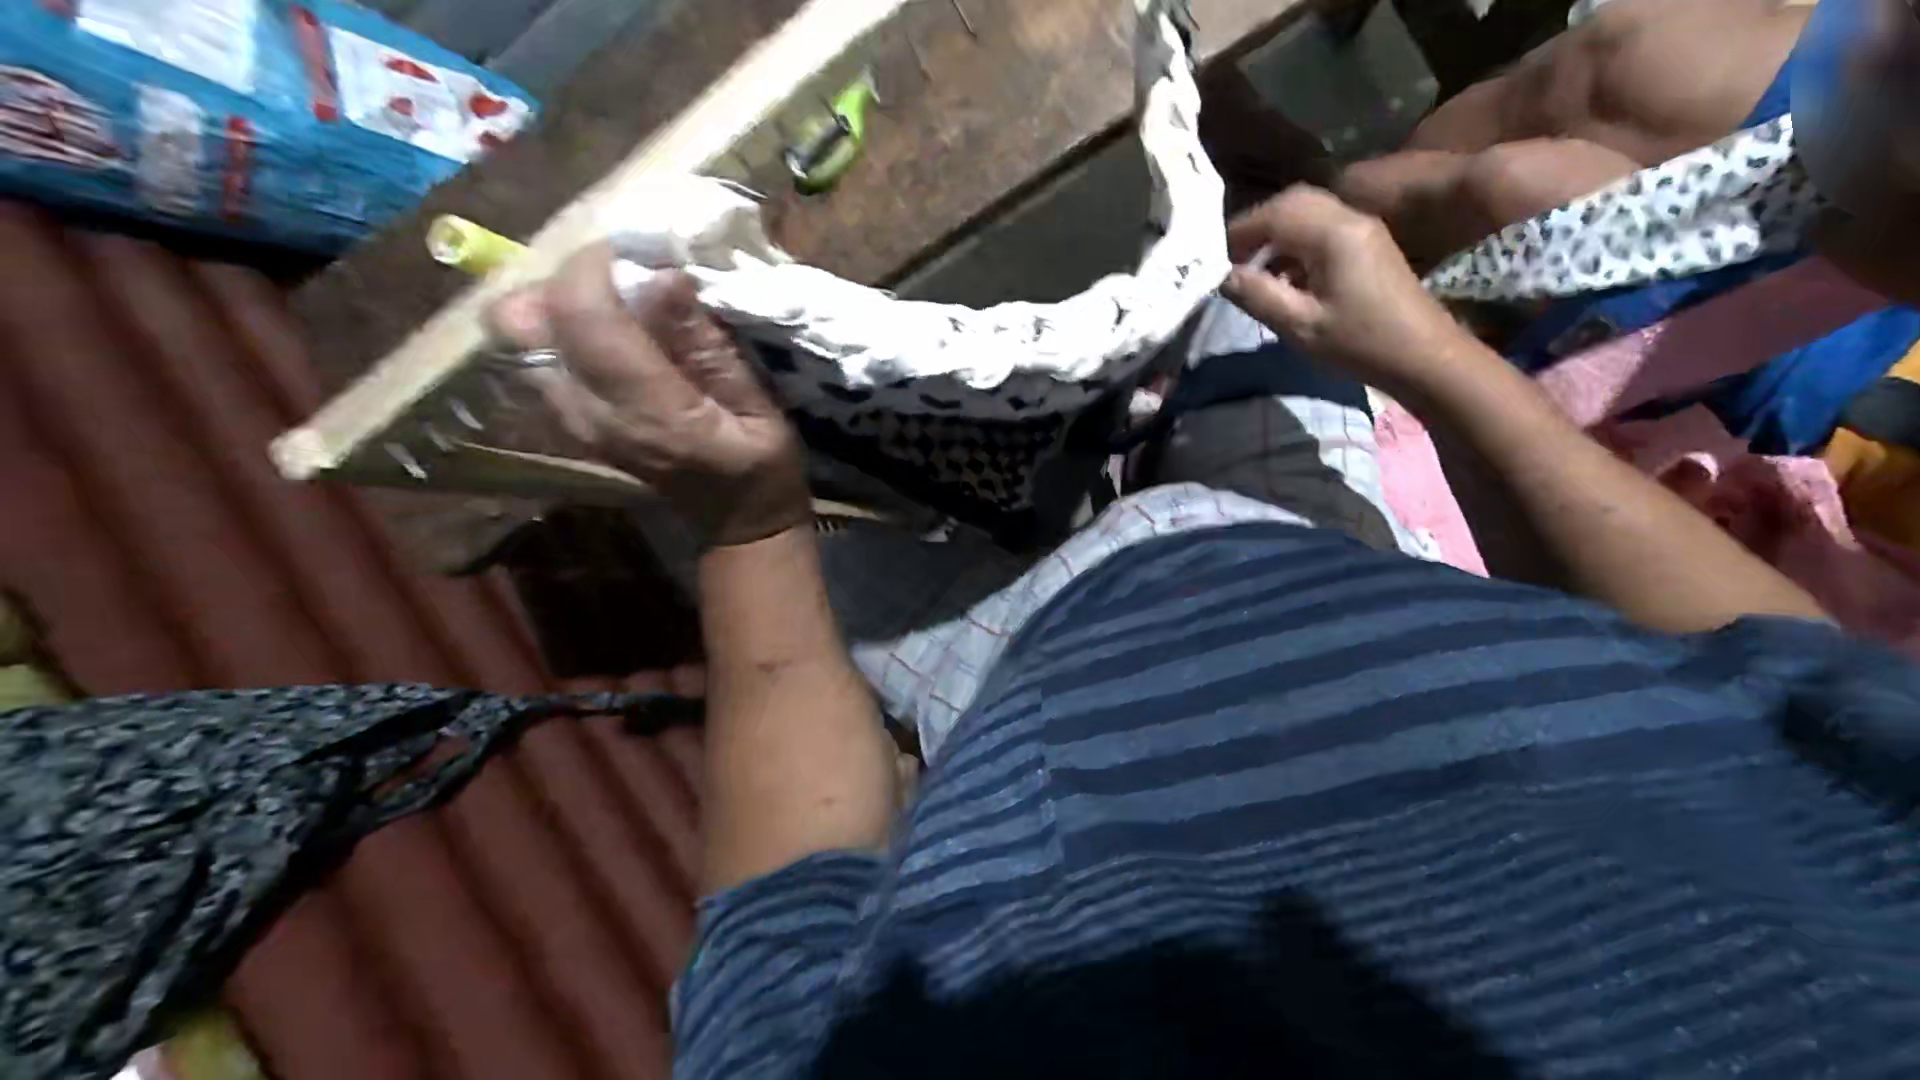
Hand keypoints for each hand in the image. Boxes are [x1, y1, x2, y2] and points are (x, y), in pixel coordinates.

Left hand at [489, 243, 810, 547]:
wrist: (741, 524)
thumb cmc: (763, 470)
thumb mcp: (760, 408)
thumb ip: (709, 346)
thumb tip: (664, 275)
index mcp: (650, 412)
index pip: (582, 314)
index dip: (596, 264)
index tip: (638, 250)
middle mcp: (593, 416)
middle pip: (530, 319)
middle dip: (573, 279)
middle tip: (629, 276)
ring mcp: (575, 423)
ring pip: (523, 336)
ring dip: (566, 301)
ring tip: (624, 303)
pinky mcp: (571, 423)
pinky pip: (539, 356)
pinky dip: (565, 328)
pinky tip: (614, 333)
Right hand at [1221, 185, 1476, 396]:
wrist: (1421, 355)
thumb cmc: (1358, 343)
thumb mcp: (1299, 325)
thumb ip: (1257, 295)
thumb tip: (1223, 275)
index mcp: (1334, 235)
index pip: (1276, 213)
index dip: (1239, 231)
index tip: (1213, 258)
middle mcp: (1350, 219)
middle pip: (1293, 202)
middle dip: (1257, 226)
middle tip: (1231, 260)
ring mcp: (1363, 229)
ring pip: (1308, 213)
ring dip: (1275, 234)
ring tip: (1252, 271)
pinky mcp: (1367, 245)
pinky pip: (1322, 228)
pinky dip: (1294, 243)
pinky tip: (1283, 277)